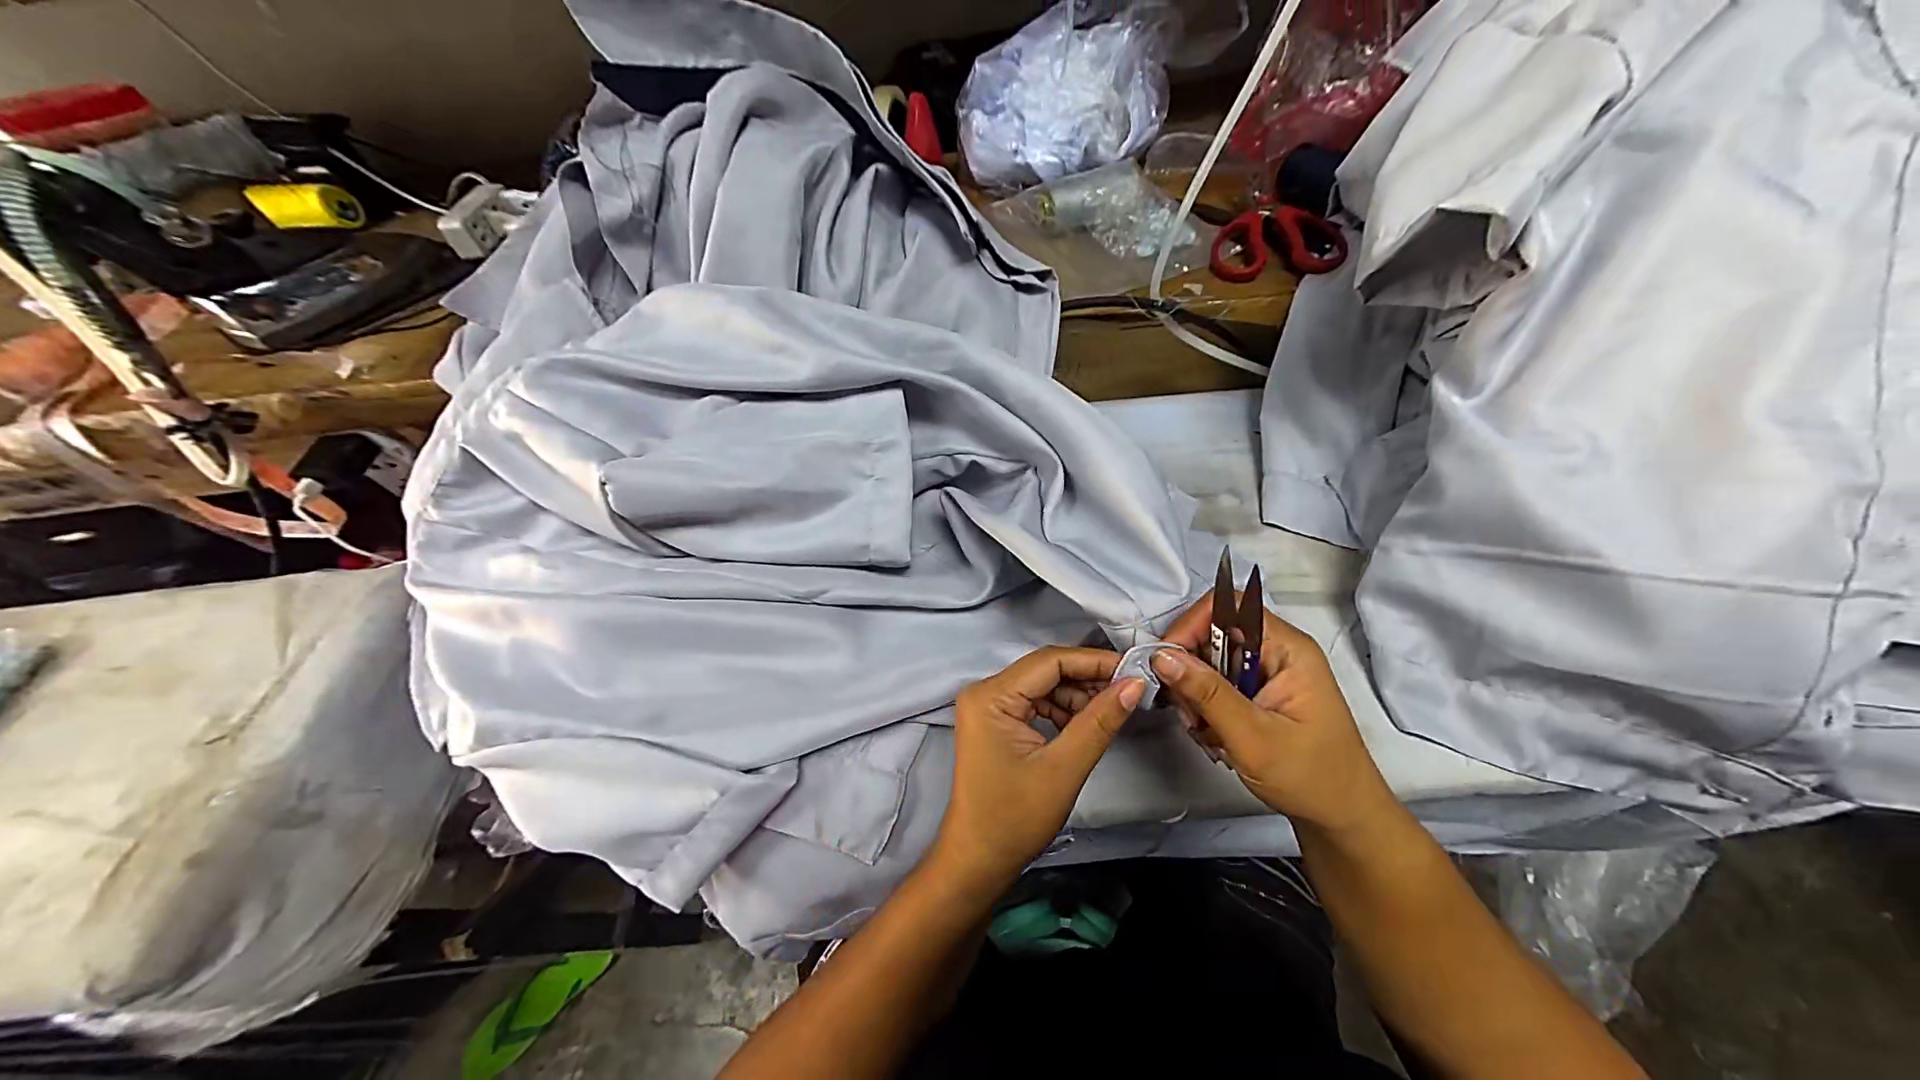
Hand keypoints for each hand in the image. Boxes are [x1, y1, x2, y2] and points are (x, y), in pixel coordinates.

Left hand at [929, 647, 1144, 895]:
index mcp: (991, 696)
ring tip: (1112, 711)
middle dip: (1088, 679)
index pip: (1050, 661)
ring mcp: (987, 707)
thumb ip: (1099, 721)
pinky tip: (1086, 724)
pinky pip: (1035, 703)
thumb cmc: (1014, 818)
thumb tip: (1133, 684)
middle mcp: (984, 692)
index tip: (1133, 670)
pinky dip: (1063, 710)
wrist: (979, 859)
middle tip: (1129, 691)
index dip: (1094, 662)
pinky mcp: (995, 722)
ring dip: (1077, 696)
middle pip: (1045, 670)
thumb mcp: (1064, 768)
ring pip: (1043, 685)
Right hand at [1153, 592, 1400, 837]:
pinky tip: (1216, 736)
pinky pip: (1216, 683)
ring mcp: (1267, 672)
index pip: (1227, 608)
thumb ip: (1207, 693)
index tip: (1167, 662)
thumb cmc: (1313, 779)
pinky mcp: (1258, 691)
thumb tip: (1164, 657)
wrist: (1343, 817)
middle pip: (1212, 635)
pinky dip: (1205, 708)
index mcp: (1288, 649)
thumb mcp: (1253, 738)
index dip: (1190, 626)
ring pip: (1209, 661)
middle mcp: (1277, 652)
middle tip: (1191, 712)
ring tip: (1207, 732)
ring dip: (1196, 695)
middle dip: (1191, 671)